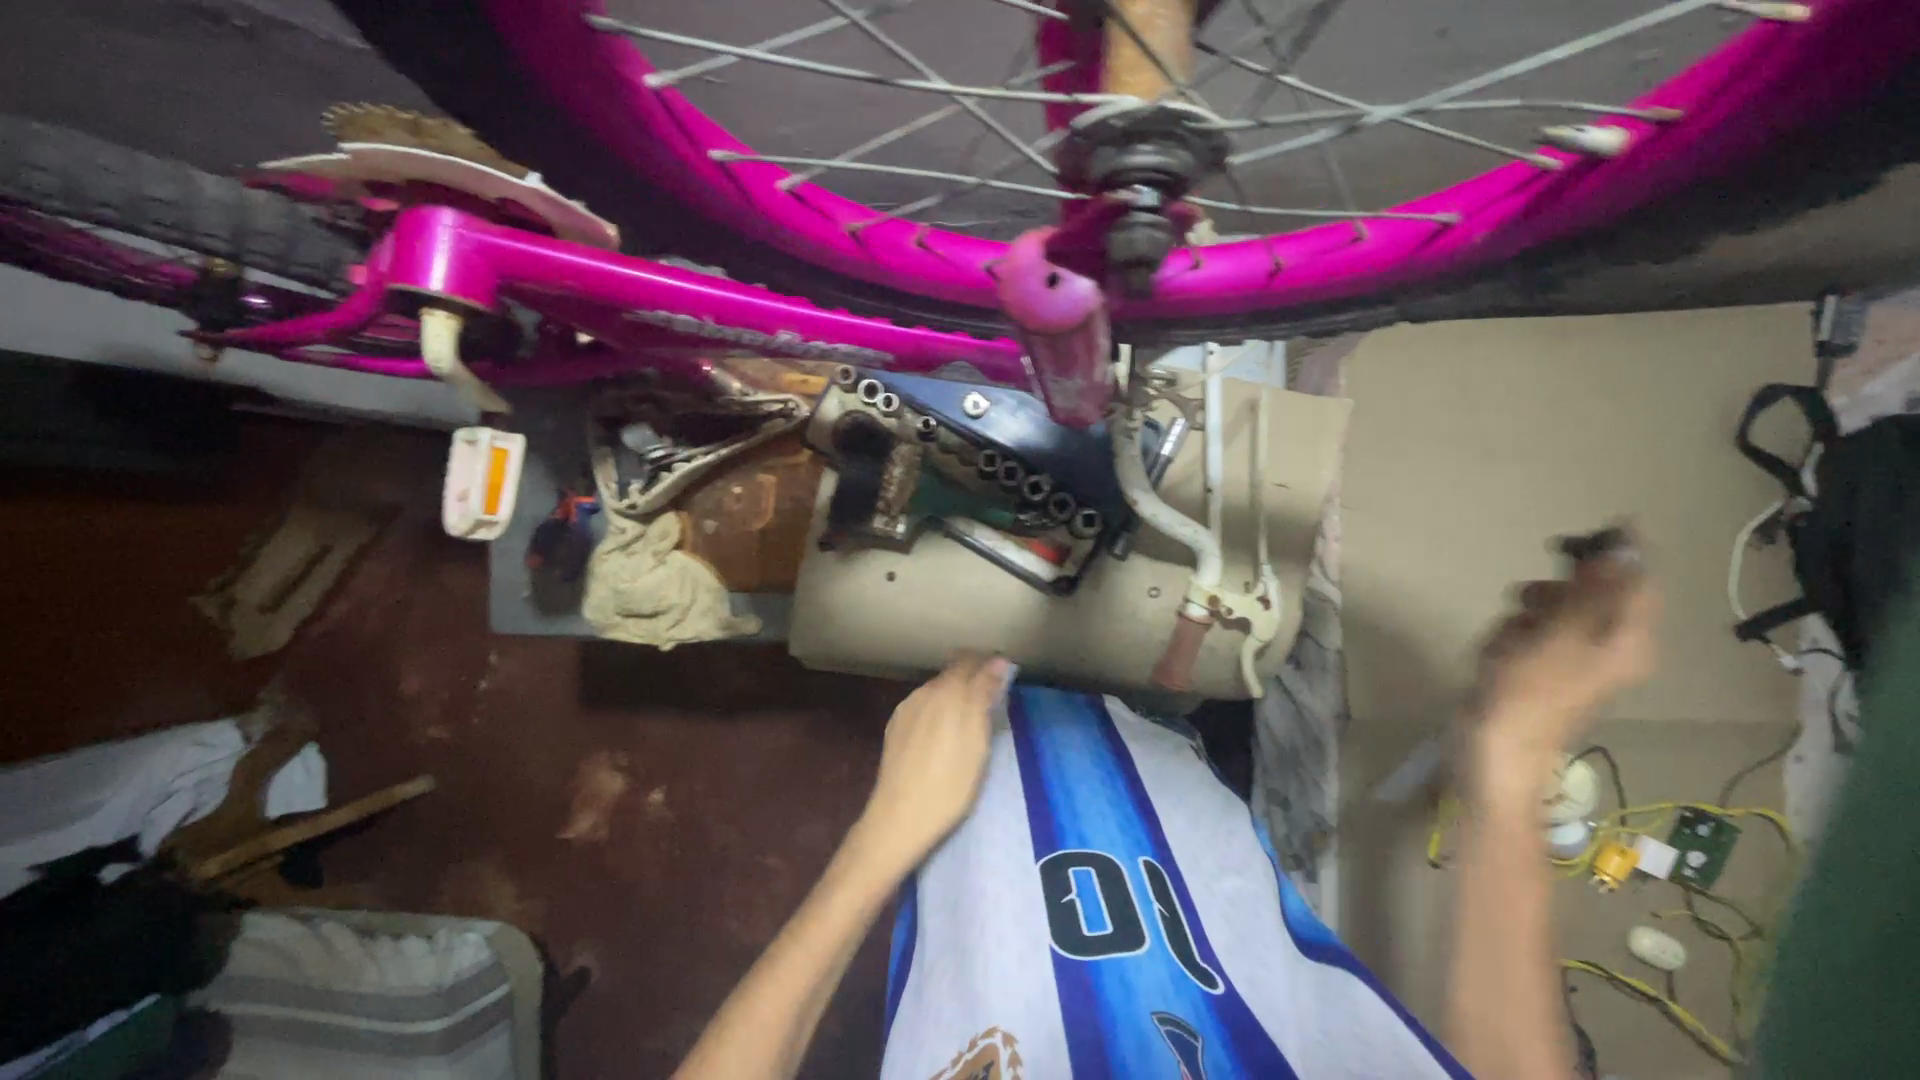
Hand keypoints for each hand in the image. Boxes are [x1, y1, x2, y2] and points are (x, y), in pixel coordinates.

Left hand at [851, 653, 1010, 872]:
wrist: (900, 815)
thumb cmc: (950, 785)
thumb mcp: (978, 742)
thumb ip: (984, 696)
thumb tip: (997, 662)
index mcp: (949, 692)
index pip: (972, 661)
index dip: (989, 665)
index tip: (1005, 676)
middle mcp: (925, 691)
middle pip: (953, 672)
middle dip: (973, 677)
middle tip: (990, 698)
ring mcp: (907, 707)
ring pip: (937, 687)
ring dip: (954, 693)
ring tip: (968, 717)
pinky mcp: (896, 724)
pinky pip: (923, 703)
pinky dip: (938, 707)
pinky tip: (942, 731)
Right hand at [1472, 546, 1660, 772]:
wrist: (1494, 751)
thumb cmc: (1529, 693)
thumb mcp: (1563, 634)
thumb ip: (1594, 590)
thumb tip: (1623, 547)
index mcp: (1630, 639)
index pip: (1638, 579)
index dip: (1613, 554)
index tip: (1569, 542)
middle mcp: (1612, 646)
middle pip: (1592, 592)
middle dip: (1552, 593)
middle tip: (1527, 601)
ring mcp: (1576, 659)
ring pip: (1553, 610)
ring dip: (1524, 615)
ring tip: (1508, 639)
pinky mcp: (1544, 669)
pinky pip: (1531, 633)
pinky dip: (1512, 636)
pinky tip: (1500, 655)